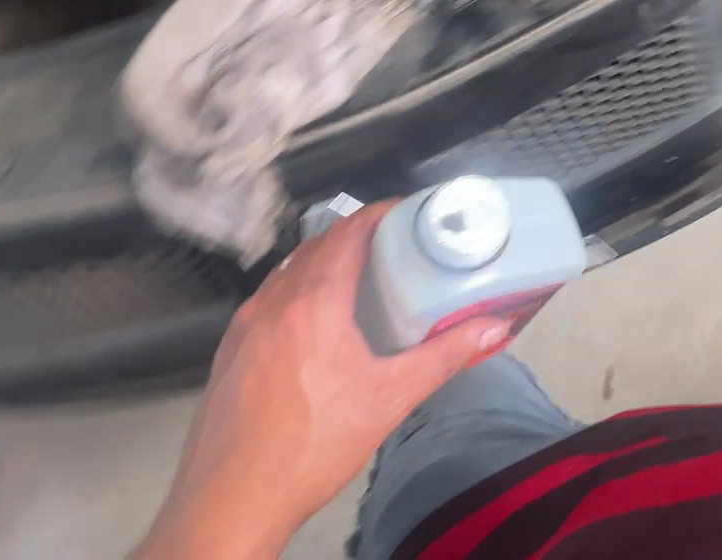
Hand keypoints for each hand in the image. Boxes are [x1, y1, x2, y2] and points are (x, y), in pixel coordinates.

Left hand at [132, 202, 511, 559]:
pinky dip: (298, 286)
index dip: (378, 213)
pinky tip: (318, 318)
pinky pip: (268, 298)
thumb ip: (446, 356)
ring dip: (324, 258)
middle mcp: (272, 305)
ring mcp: (242, 329)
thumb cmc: (313, 447)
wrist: (225, 509)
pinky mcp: (227, 354)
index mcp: (313, 305)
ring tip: (362, 273)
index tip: (408, 210)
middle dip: (356, 233)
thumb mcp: (391, 399)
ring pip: (288, 271)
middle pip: (316, 246)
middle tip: (396, 241)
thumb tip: (496, 328)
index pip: (346, 234)